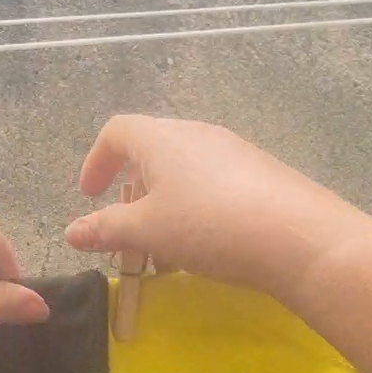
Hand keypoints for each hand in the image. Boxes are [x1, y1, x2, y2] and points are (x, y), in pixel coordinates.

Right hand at [64, 115, 371, 299]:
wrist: (300, 238)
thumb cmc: (207, 225)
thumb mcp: (146, 231)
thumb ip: (105, 229)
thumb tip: (71, 232)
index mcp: (161, 138)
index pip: (117, 131)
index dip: (96, 161)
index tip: (90, 195)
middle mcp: (196, 133)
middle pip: (151, 148)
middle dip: (131, 186)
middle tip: (126, 224)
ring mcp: (233, 150)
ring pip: (183, 168)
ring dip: (163, 200)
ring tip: (165, 241)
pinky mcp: (261, 172)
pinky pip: (213, 180)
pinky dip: (194, 205)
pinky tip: (206, 241)